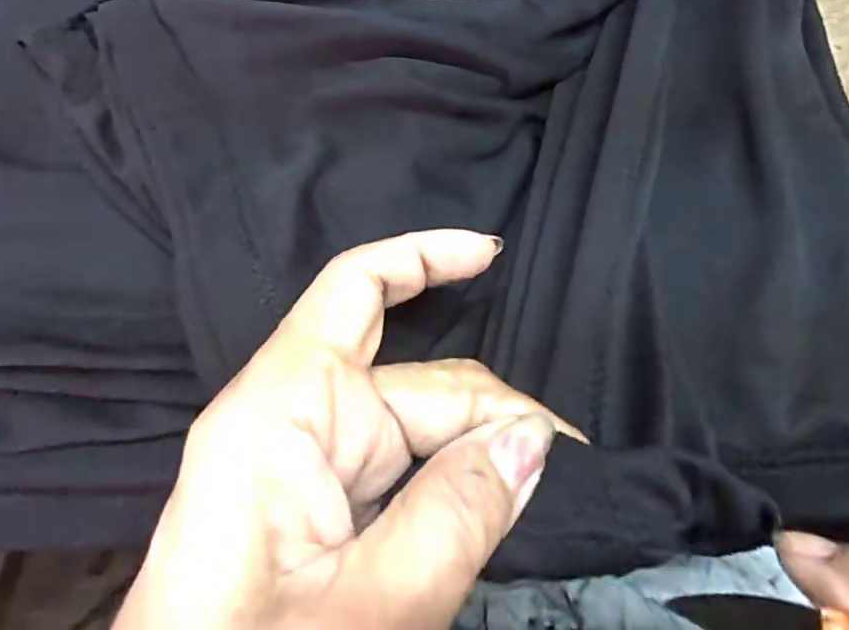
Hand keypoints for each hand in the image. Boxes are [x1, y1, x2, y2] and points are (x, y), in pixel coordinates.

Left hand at [115, 229, 583, 629]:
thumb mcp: (366, 612)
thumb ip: (457, 516)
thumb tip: (532, 440)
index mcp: (281, 412)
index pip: (356, 291)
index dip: (424, 256)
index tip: (491, 255)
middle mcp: (297, 424)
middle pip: (418, 378)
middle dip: (493, 413)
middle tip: (567, 465)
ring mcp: (313, 473)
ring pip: (423, 433)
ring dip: (484, 457)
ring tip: (550, 491)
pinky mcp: (325, 517)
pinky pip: (411, 477)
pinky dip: (461, 487)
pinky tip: (504, 508)